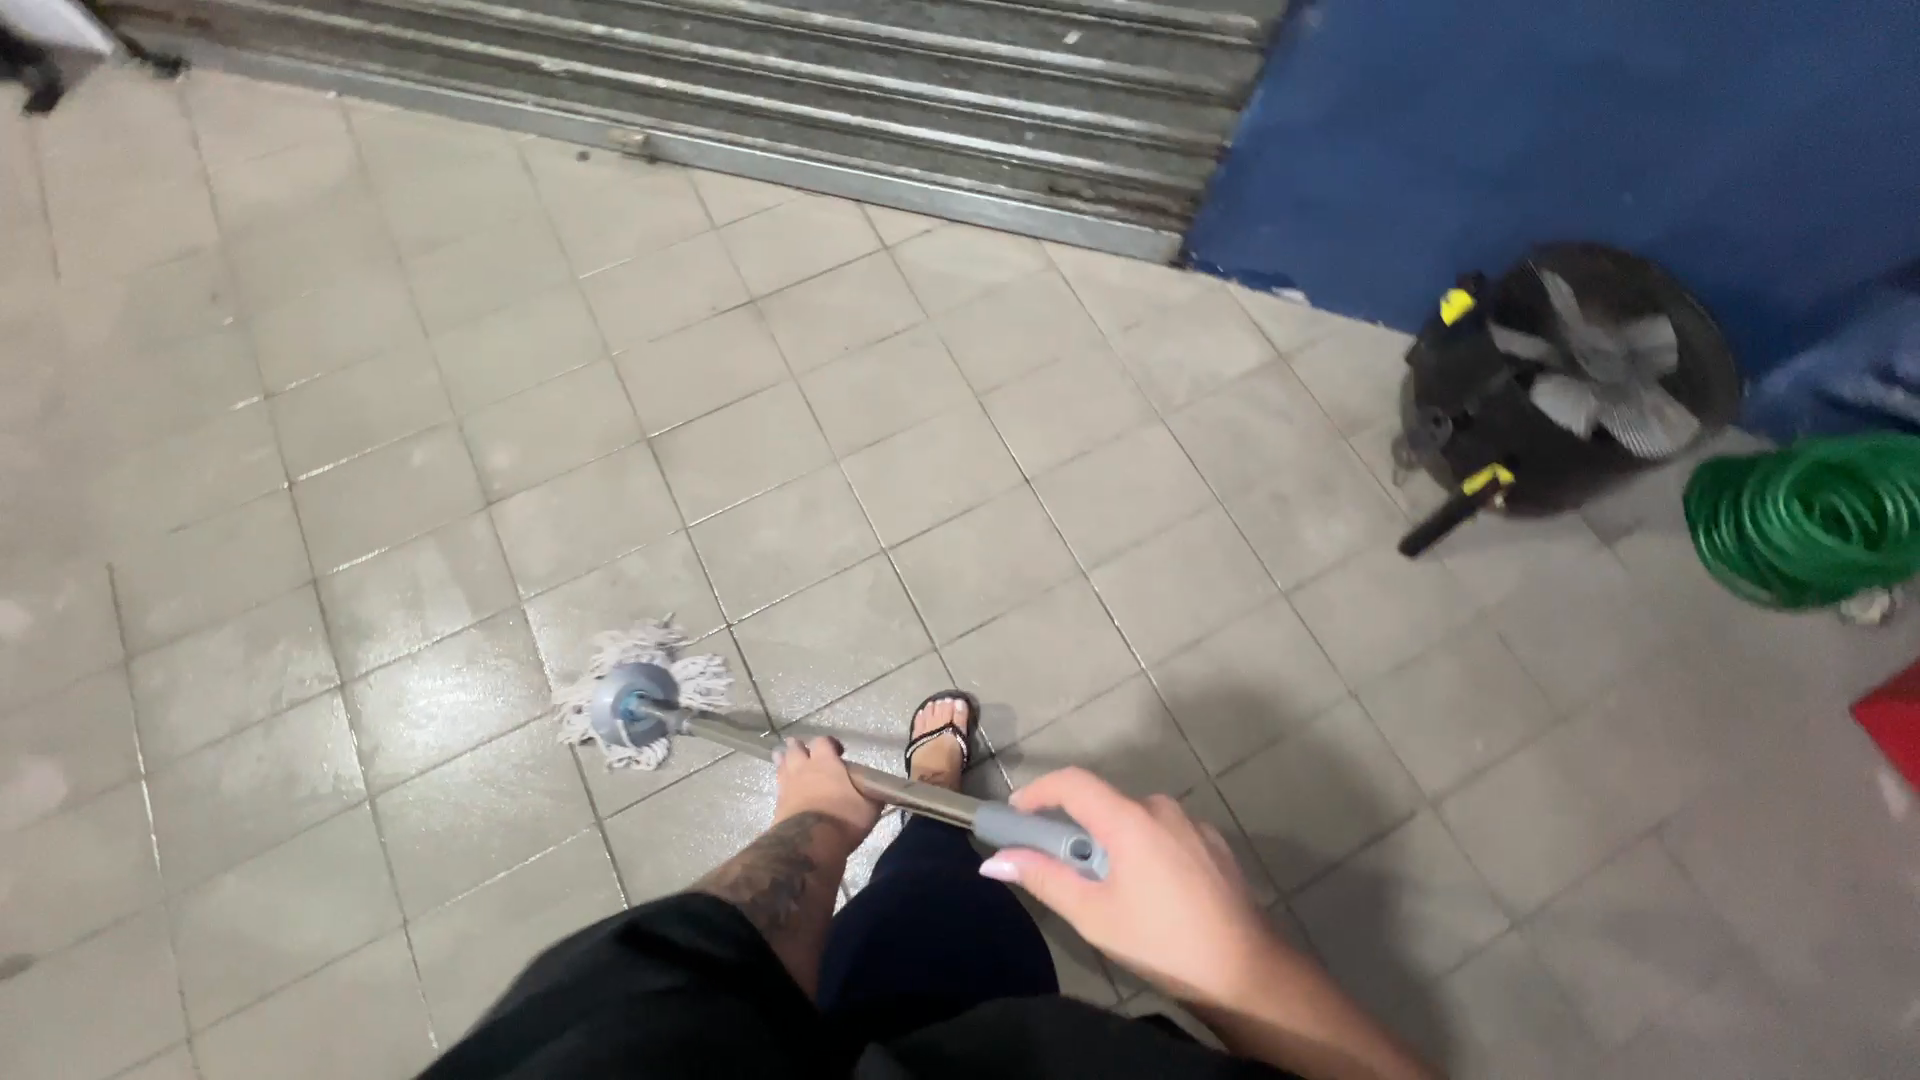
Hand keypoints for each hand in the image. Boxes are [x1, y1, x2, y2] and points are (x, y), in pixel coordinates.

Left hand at [771, 736, 881, 850]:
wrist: (810, 843)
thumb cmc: (844, 818)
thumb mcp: (869, 807)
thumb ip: (872, 795)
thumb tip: (879, 792)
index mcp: (825, 762)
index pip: (822, 741)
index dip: (829, 743)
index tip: (838, 752)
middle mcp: (803, 768)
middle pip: (795, 748)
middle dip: (799, 747)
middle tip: (805, 752)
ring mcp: (787, 785)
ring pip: (781, 764)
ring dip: (785, 761)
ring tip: (787, 761)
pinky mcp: (777, 805)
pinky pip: (778, 787)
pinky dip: (782, 785)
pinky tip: (786, 790)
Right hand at [979, 767, 1289, 1008]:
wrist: (1249, 973)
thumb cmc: (1162, 942)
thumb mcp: (1094, 916)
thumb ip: (1044, 878)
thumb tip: (995, 861)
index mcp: (1130, 819)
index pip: (1073, 782)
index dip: (1039, 791)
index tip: (1017, 814)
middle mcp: (1161, 808)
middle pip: (1104, 804)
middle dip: (1078, 830)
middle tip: (1064, 870)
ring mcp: (1193, 824)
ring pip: (1136, 820)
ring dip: (1114, 843)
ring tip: (1112, 890)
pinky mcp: (1214, 843)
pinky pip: (1165, 834)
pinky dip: (1146, 850)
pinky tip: (1153, 893)